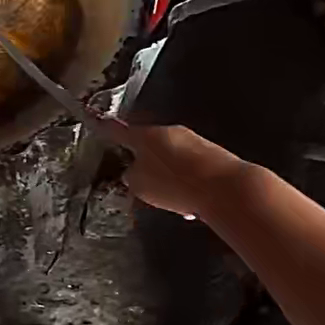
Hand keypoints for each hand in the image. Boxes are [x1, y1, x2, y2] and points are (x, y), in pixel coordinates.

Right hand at [100, 120, 249, 219]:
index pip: (119, 130)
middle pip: (149, 145)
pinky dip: (186, 184)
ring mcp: (194, 141)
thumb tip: (133, 172)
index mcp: (147, 135)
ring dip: (167, 178)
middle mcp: (171, 132)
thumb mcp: (140, 185)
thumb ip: (131, 176)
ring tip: (171, 202)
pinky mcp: (213, 155)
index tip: (96, 120)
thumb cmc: (176, 185)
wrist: (228, 189)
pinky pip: (191, 168)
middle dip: (145, 164)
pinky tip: (191, 204)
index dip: (106, 128)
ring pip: (171, 159)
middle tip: (142, 186)